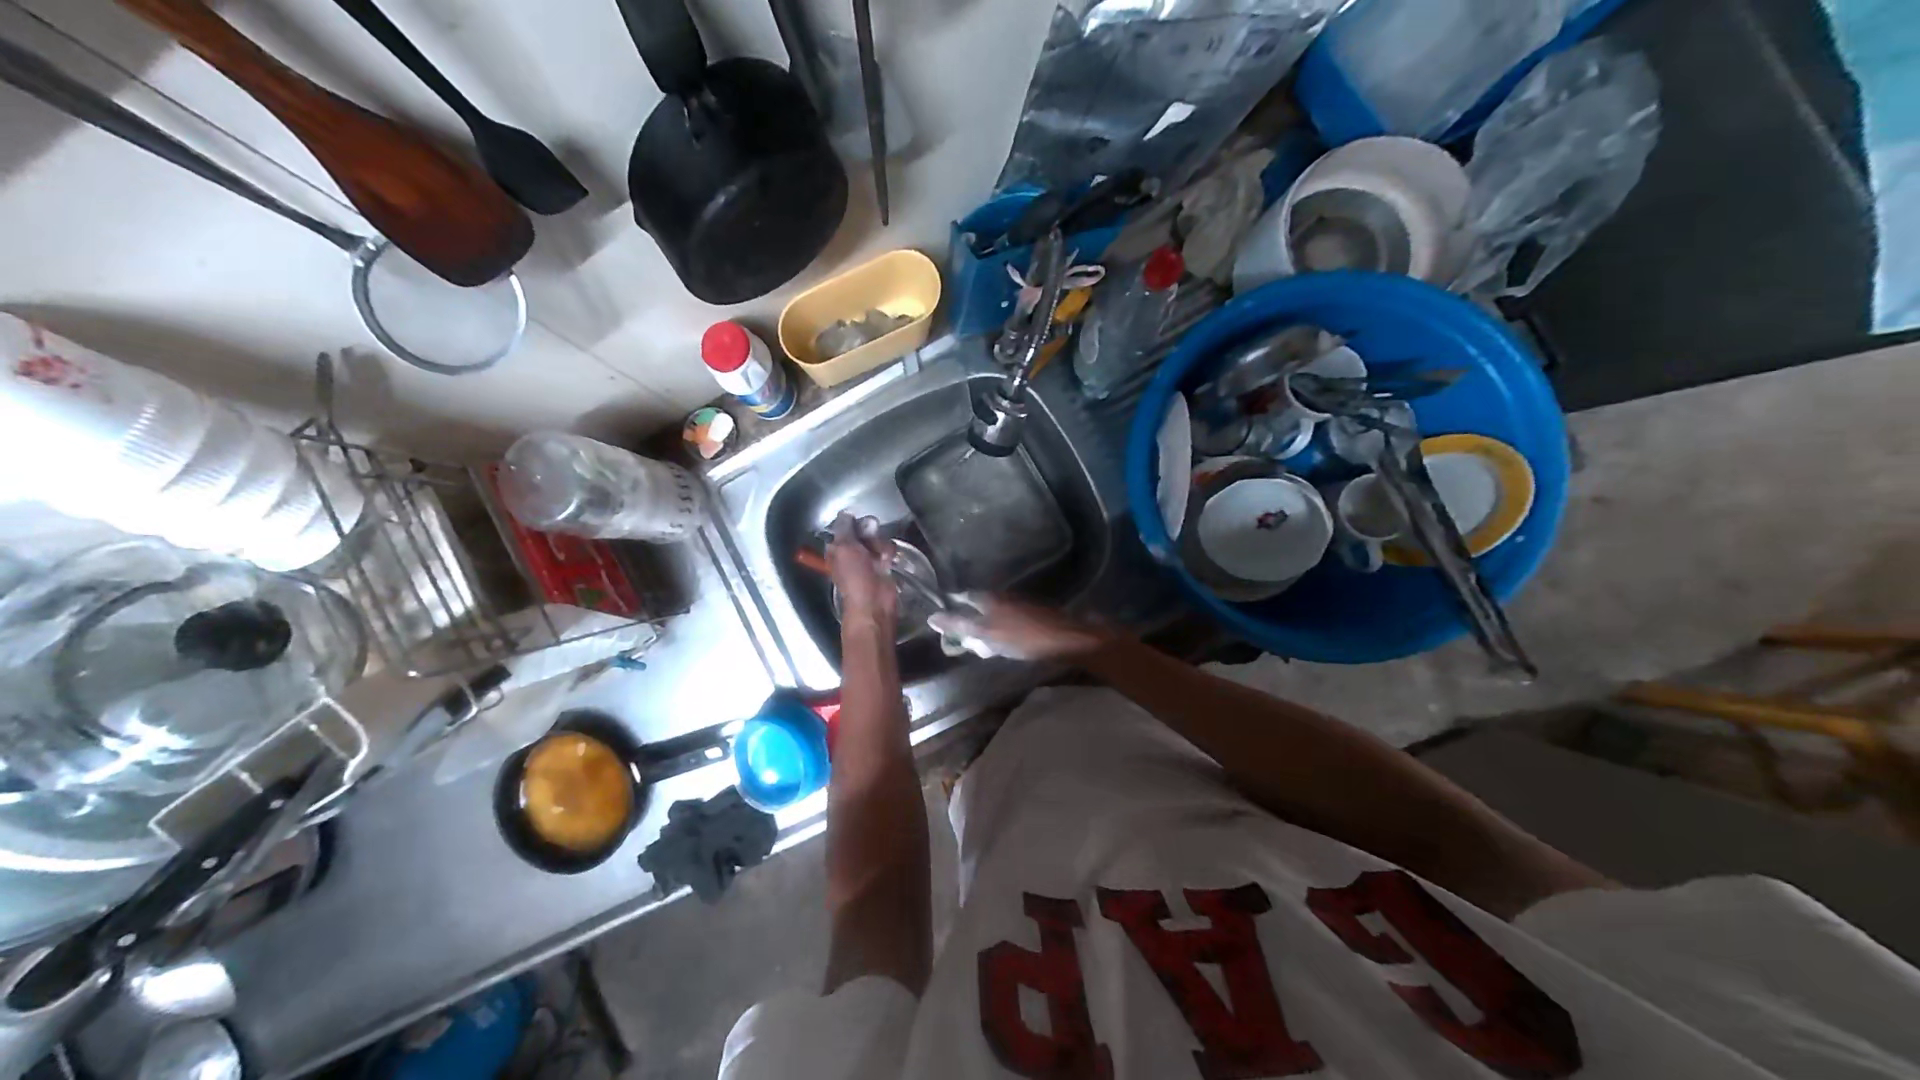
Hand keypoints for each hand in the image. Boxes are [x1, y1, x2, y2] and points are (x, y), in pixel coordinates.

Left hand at [827, 512, 897, 627]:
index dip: (851, 522)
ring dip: (880, 544)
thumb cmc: (854, 575)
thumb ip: (844, 527)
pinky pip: (887, 549)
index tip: (858, 521)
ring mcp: (867, 559)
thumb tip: (845, 512)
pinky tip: (887, 560)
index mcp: (836, 548)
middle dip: (868, 532)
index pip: (843, 527)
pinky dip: (888, 553)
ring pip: (877, 538)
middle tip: (870, 537)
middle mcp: (850, 552)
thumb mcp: (843, 546)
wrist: (874, 601)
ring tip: (880, 555)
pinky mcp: (883, 565)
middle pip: (862, 530)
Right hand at [928, 595, 1113, 661]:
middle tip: (961, 642)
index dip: (949, 610)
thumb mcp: (986, 634)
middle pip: (976, 606)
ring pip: (992, 614)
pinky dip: (1000, 632)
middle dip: (967, 620)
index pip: (960, 598)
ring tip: (980, 646)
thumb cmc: (1024, 638)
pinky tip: (1002, 645)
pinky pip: (1007, 622)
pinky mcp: (1032, 615)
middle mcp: (1001, 595)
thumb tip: (932, 617)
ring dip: (984, 627)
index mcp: (987, 597)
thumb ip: (959, 626)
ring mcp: (1018, 604)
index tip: (941, 625)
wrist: (1068, 640)